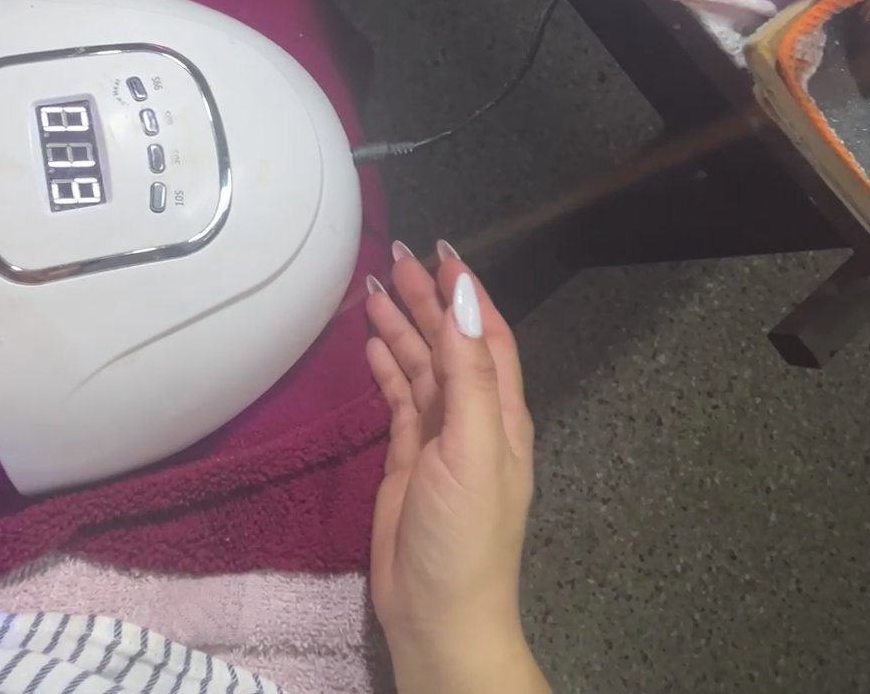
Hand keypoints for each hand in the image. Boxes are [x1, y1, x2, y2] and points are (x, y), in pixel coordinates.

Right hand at [365, 242, 546, 693]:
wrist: (437, 616)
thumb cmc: (464, 536)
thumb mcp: (473, 449)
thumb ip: (471, 374)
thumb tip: (464, 301)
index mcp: (499, 411)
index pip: (486, 334)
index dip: (467, 293)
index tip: (441, 253)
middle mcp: (471, 415)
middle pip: (448, 342)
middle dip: (424, 299)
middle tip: (394, 258)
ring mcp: (438, 435)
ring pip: (420, 365)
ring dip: (400, 326)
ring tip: (374, 288)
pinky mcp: (407, 455)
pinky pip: (399, 396)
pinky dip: (386, 366)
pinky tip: (371, 342)